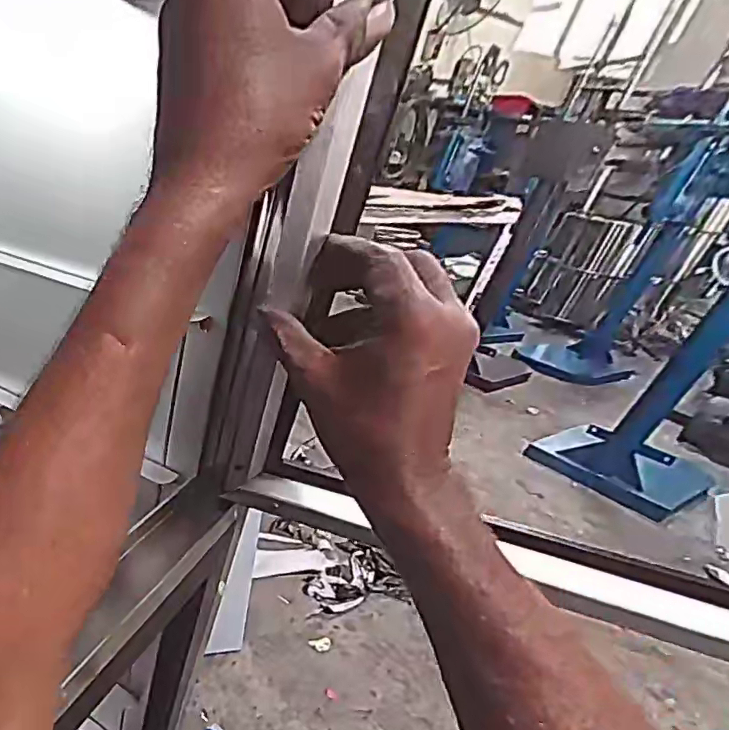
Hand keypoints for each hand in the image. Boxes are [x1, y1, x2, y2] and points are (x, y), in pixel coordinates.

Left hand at [153, 0, 392, 209]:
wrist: (203, 187)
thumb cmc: (239, 128)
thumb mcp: (321, 65)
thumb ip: (352, 27)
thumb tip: (370, 16)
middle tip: (352, 2)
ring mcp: (186, 33)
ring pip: (249, 4)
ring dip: (293, 18)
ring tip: (331, 44)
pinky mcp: (187, 73)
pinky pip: (233, 41)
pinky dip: (266, 48)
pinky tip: (297, 74)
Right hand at [264, 234, 476, 509]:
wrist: (403, 476)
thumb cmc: (373, 441)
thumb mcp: (317, 380)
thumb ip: (288, 338)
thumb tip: (271, 318)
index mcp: (412, 319)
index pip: (380, 258)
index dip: (344, 252)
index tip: (324, 255)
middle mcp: (445, 320)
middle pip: (407, 262)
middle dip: (364, 267)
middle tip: (330, 277)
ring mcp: (457, 335)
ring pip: (421, 284)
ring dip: (380, 290)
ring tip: (337, 310)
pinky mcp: (456, 351)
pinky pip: (429, 310)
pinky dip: (396, 311)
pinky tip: (359, 334)